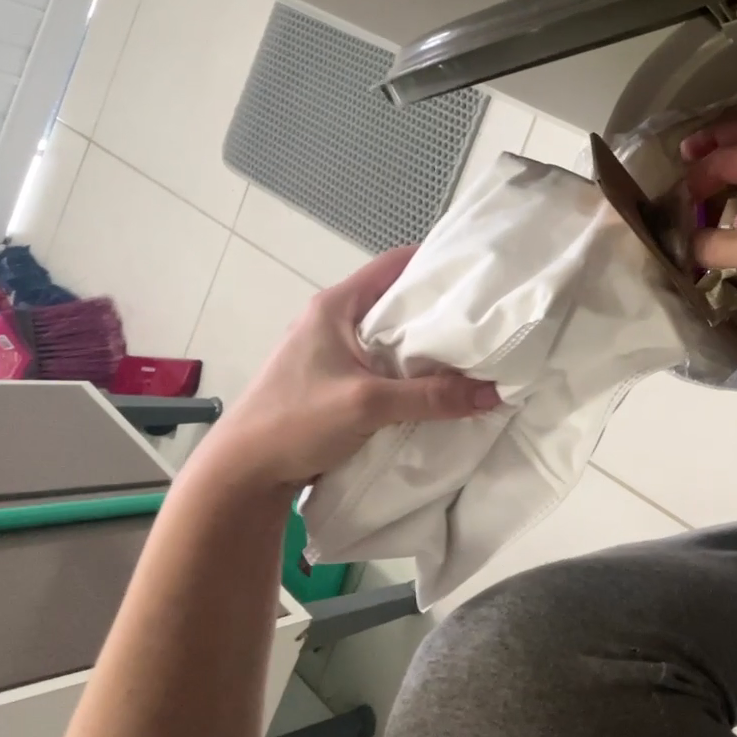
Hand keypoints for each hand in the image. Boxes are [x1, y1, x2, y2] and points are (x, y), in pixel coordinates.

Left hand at [191, 246, 499, 489]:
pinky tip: (445, 382)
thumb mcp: (369, 404)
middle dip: (444, 306)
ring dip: (431, 344)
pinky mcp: (341, 381)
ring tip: (476, 348)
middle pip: (401, 300)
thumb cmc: (293, 422)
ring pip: (397, 335)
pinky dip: (417, 369)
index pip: (395, 263)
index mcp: (335, 306)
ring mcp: (337, 352)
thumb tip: (495, 393)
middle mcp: (336, 321)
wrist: (242, 476)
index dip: (437, 261)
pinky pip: (390, 364)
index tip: (478, 269)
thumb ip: (433, 397)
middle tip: (488, 314)